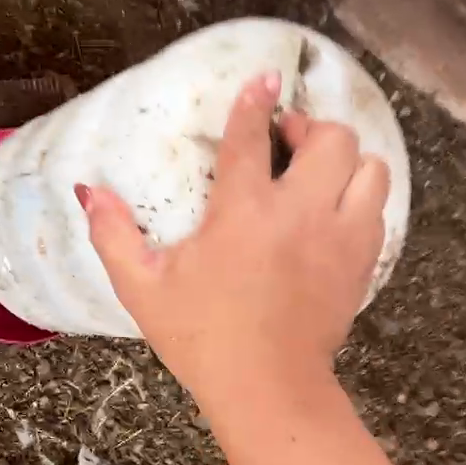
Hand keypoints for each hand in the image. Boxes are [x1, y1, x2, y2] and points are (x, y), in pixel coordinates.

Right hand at [77, 70, 389, 412]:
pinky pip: (377, 205)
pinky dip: (358, 192)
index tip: (264, 77)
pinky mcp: (362, 262)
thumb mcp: (141, 285)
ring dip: (342, 157)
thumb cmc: (198, 334)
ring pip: (368, 167)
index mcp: (243, 214)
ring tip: (313, 169)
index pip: (252, 139)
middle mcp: (300, 213)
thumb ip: (112, 233)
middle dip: (308, 126)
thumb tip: (88, 191)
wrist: (266, 387)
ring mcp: (340, 237)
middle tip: (283, 138)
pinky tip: (329, 207)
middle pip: (330, 140)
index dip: (255, 103)